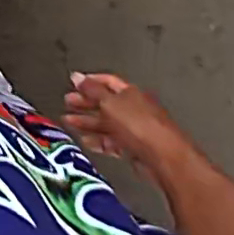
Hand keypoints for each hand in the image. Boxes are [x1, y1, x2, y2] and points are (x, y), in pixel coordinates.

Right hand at [63, 72, 207, 184]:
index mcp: (130, 93)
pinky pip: (113, 141)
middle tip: (68, 103)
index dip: (89, 81)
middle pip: (105, 103)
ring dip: (87, 123)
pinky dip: (99, 140)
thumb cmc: (140, 126)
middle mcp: (135, 109)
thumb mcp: (108, 102)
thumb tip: (77, 76)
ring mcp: (136, 130)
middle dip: (85, 103)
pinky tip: (88, 141)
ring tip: (70, 123)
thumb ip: (90, 89)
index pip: (107, 82)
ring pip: (107, 123)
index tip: (73, 83)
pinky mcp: (136, 149)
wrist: (165, 159)